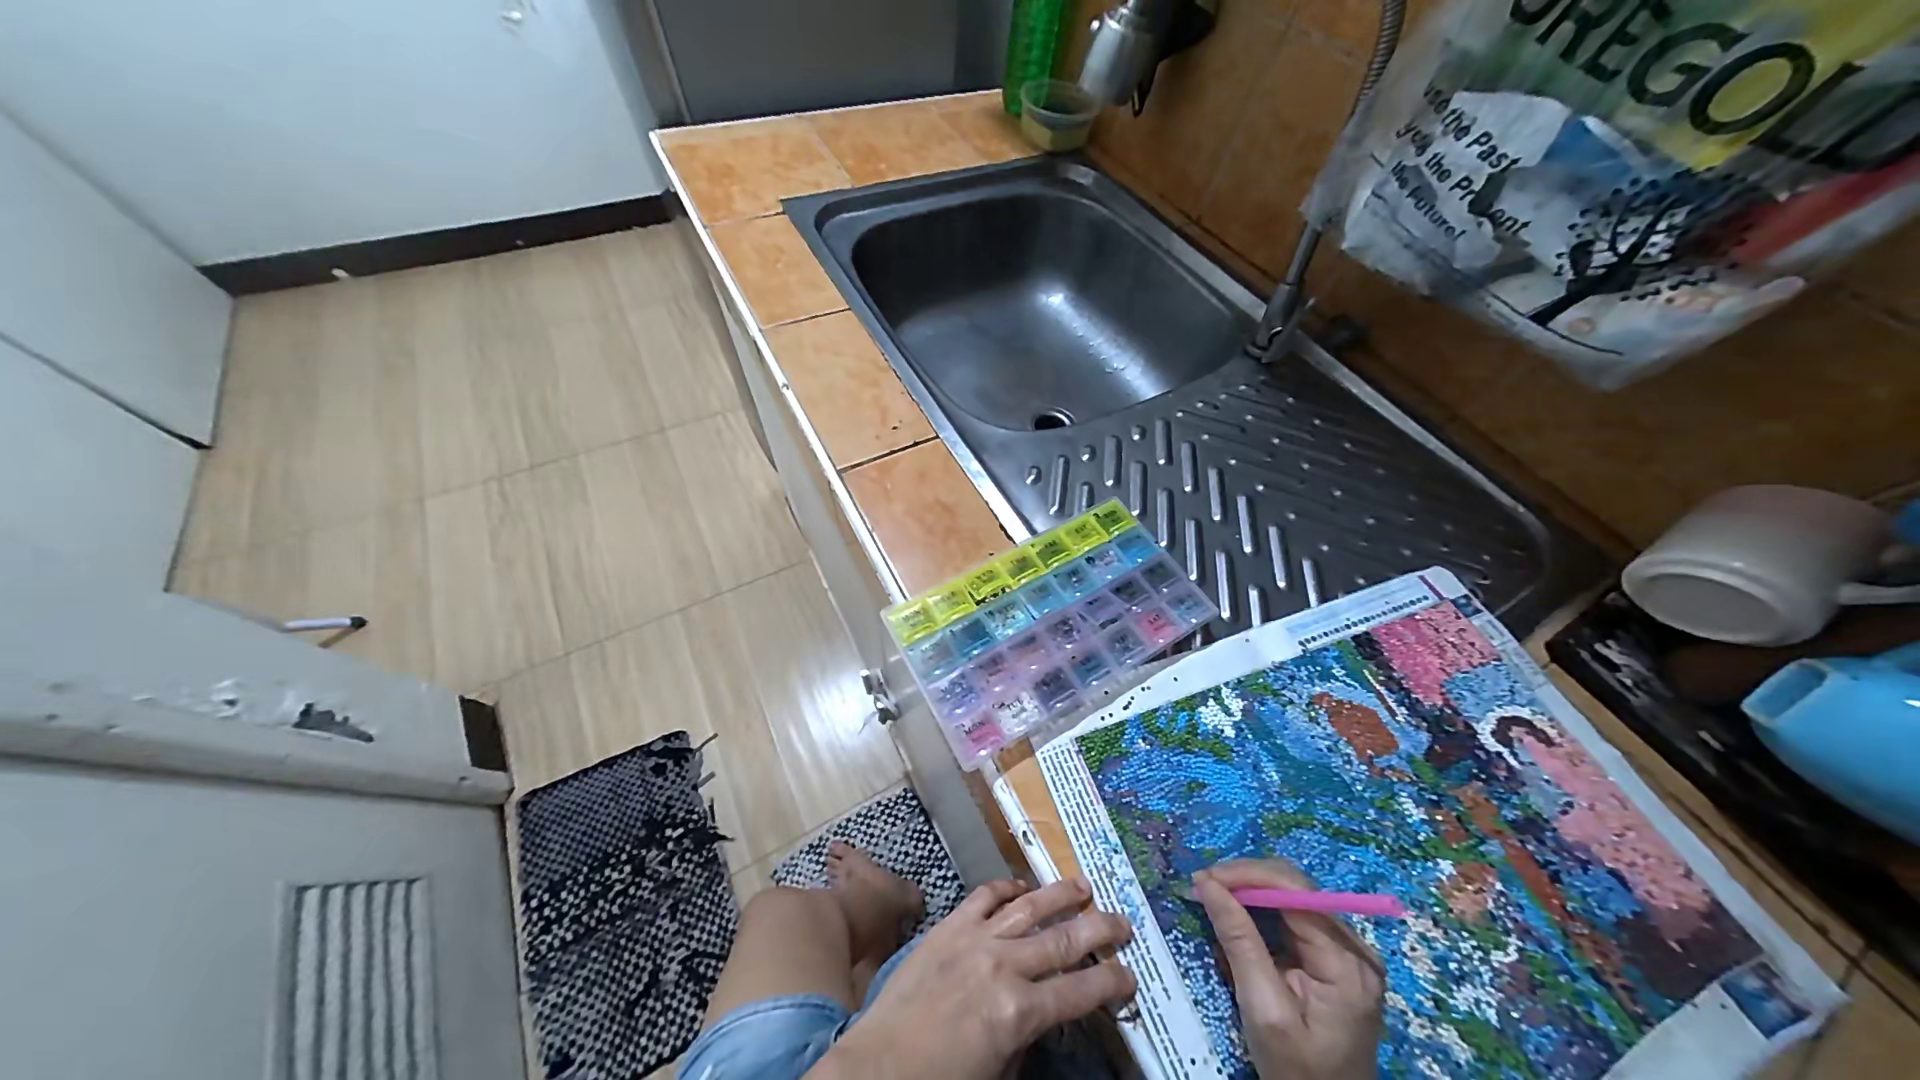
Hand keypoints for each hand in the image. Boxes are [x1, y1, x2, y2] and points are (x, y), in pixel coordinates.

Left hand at [808, 877, 1136, 1079]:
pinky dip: (1006, 888)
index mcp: (1020, 1013)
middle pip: (1063, 940)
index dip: (1111, 982)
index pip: (1080, 991)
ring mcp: (974, 940)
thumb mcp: (1000, 1072)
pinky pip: (984, 897)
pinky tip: (1022, 887)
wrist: (877, 1067)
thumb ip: (1027, 1037)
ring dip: (1060, 895)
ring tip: (1084, 886)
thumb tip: (1042, 1011)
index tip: (1129, 976)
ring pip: (1028, 907)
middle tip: (1122, 923)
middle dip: (1100, 930)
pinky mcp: (948, 927)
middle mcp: (1003, 967)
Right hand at [1193, 860, 1384, 1079]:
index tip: (1203, 879)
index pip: (1294, 890)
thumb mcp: (1263, 1010)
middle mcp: (1355, 947)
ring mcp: (1348, 952)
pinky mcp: (1336, 959)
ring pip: (1291, 897)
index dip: (1247, 875)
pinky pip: (1294, 918)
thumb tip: (1206, 884)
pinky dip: (1260, 913)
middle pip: (1294, 887)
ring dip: (1249, 893)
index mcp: (1345, 961)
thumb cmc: (1297, 1073)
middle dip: (1245, 881)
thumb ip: (1239, 941)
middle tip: (1202, 888)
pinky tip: (1236, 920)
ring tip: (1212, 899)